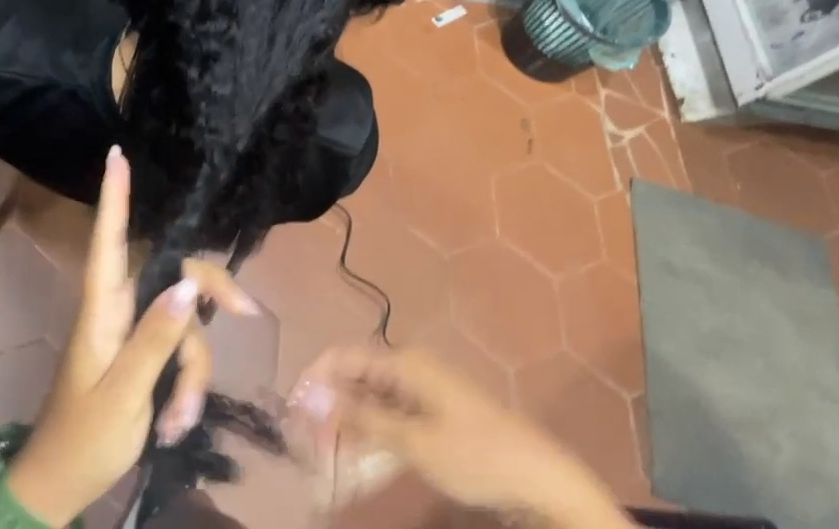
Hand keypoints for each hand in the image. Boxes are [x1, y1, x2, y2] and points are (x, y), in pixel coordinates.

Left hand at [0, 148, 259, 525]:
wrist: (61, 483)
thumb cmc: (85, 436)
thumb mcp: (126, 391)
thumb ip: (156, 337)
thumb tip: (187, 283)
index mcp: (102, 309)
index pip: (106, 240)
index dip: (114, 196)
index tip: (116, 154)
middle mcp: (118, 310)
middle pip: (174, 277)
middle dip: (210, 298)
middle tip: (250, 314)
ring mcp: (131, 334)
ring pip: (183, 327)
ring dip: (192, 376)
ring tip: (177, 424)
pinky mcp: (142, 357)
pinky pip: (178, 354)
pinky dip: (185, 389)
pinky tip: (175, 425)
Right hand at [288, 346, 633, 527]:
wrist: (545, 482)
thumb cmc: (478, 456)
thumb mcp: (414, 441)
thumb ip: (362, 418)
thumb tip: (312, 397)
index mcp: (405, 363)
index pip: (342, 357)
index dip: (314, 379)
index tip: (292, 410)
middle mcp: (411, 368)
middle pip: (355, 376)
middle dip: (328, 403)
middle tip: (306, 437)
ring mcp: (425, 391)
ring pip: (371, 397)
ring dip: (348, 420)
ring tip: (326, 450)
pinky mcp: (436, 414)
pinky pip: (390, 413)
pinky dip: (372, 430)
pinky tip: (360, 455)